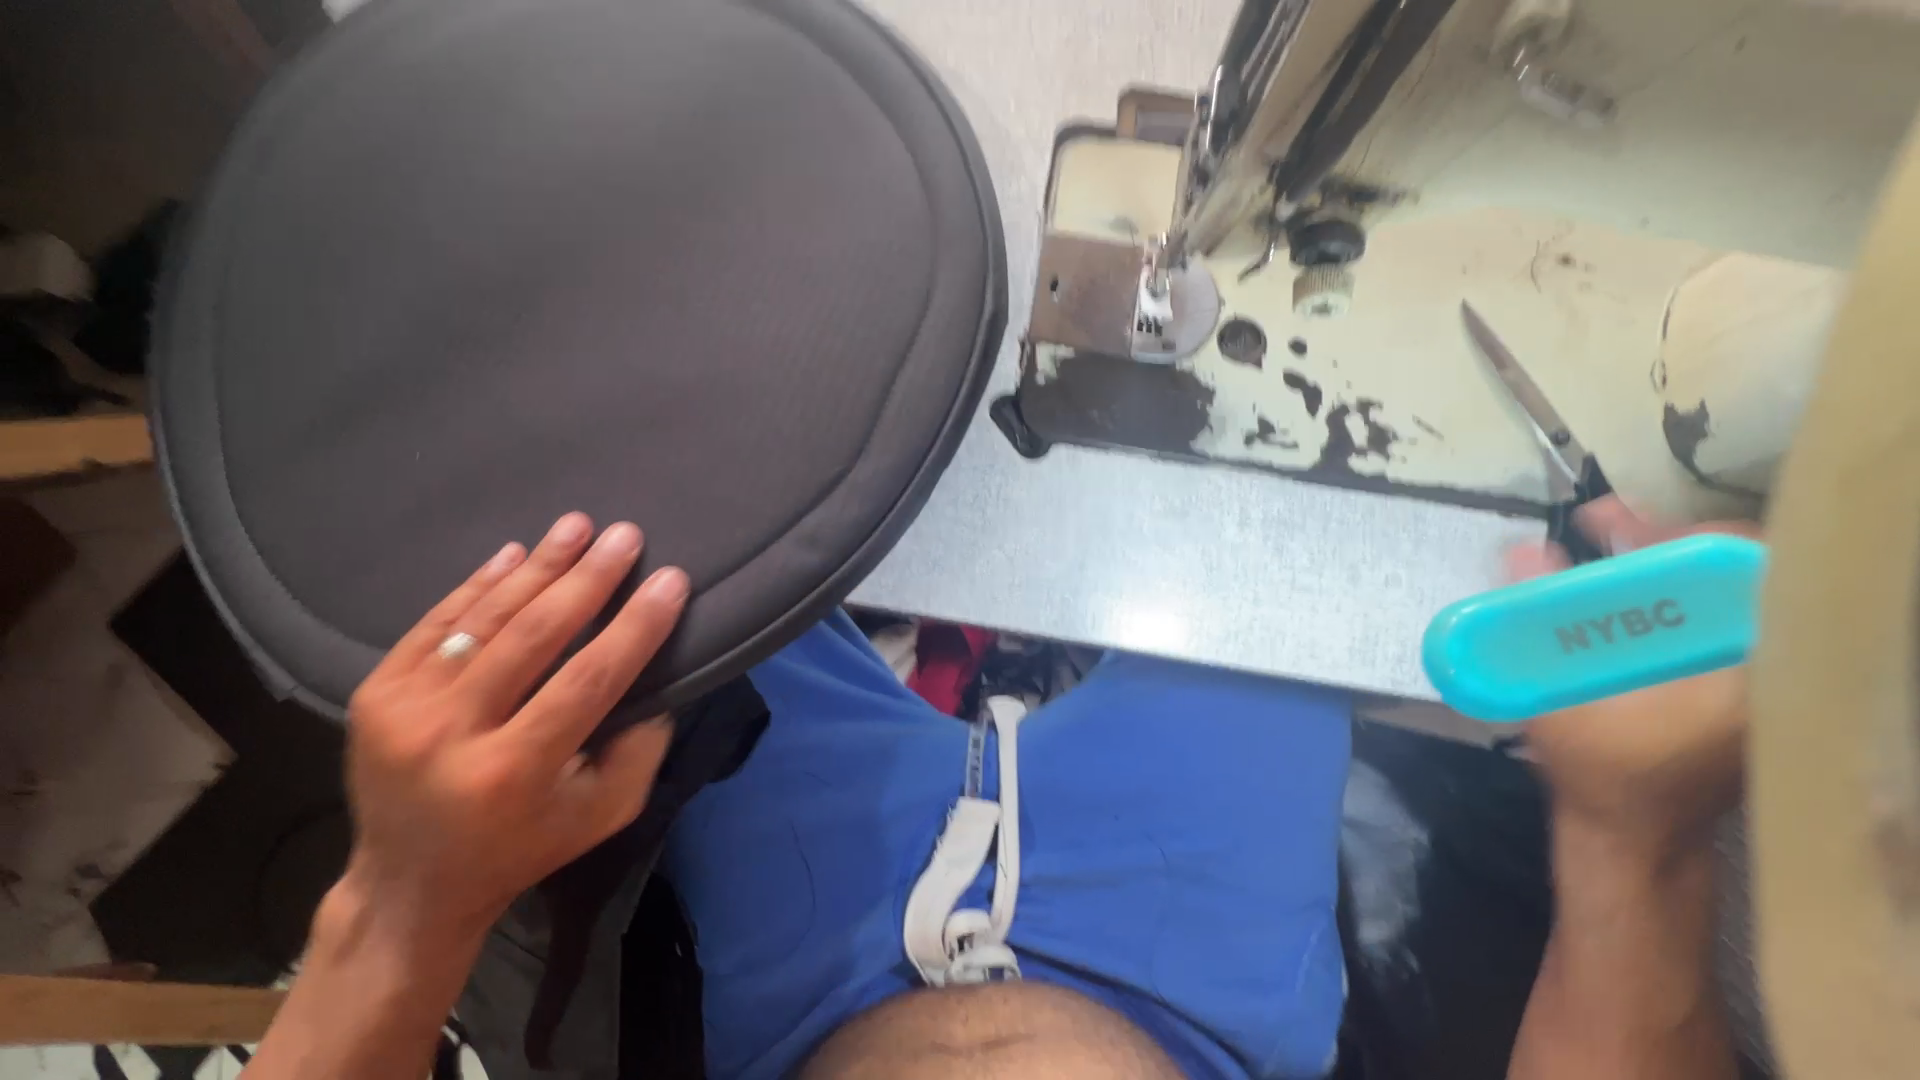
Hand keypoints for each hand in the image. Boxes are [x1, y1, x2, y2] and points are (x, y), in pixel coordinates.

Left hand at [334, 512, 688, 947]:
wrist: (410, 884)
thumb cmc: (525, 847)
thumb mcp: (603, 814)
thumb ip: (640, 750)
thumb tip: (657, 679)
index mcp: (512, 774)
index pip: (587, 682)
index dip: (634, 627)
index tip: (671, 581)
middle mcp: (450, 736)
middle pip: (531, 637)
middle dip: (588, 580)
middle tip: (626, 535)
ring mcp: (403, 710)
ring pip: (484, 621)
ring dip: (537, 567)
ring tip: (577, 526)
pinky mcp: (376, 693)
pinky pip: (436, 623)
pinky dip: (478, 584)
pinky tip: (515, 553)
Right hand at [1507, 497, 1759, 861]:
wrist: (1632, 835)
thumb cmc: (1601, 770)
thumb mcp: (1559, 694)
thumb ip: (1540, 622)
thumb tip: (1524, 550)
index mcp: (1751, 668)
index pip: (1743, 566)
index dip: (1678, 532)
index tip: (1608, 526)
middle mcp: (1773, 666)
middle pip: (1733, 569)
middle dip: (1661, 539)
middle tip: (1594, 528)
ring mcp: (1764, 677)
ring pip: (1722, 590)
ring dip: (1660, 564)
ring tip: (1598, 550)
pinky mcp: (1743, 685)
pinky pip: (1713, 616)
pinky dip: (1667, 593)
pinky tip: (1616, 591)